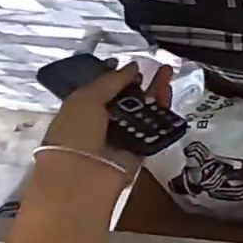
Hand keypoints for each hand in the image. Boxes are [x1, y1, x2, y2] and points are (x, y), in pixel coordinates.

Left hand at [38, 63, 170, 176]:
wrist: (82, 178)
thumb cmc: (75, 134)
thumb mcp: (84, 99)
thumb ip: (110, 81)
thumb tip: (132, 66)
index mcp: (81, 111)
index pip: (102, 89)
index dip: (115, 75)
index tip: (129, 64)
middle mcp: (102, 124)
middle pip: (126, 98)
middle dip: (139, 82)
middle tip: (154, 65)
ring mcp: (122, 136)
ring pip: (143, 111)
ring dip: (155, 91)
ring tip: (167, 72)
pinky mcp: (141, 149)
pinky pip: (154, 126)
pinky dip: (162, 109)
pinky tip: (168, 91)